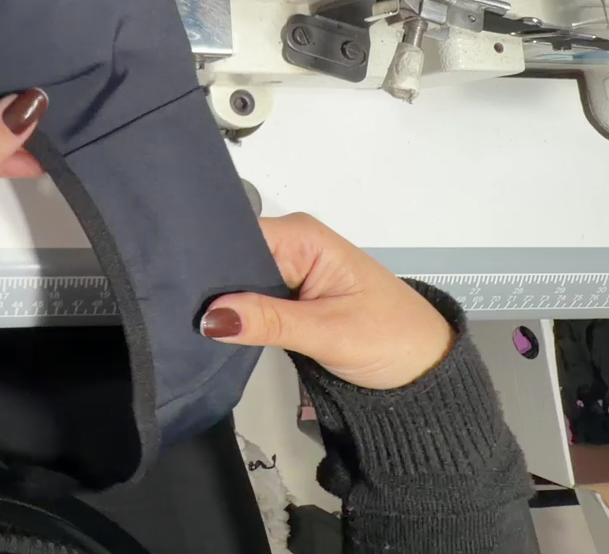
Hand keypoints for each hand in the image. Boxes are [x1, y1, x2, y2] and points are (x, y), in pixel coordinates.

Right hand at [199, 213, 452, 389]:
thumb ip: (268, 321)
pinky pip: (250, 291)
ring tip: (190, 314)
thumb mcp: (327, 333)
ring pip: (239, 275)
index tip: (180, 283)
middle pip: (234, 252)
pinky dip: (237, 308)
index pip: (240, 235)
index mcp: (303, 235)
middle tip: (181, 306)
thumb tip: (210, 316)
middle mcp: (292, 241)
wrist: (428, 374)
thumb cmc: (391, 341)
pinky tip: (215, 320)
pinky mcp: (288, 289)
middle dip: (213, 281)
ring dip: (223, 297)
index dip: (210, 258)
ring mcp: (290, 265)